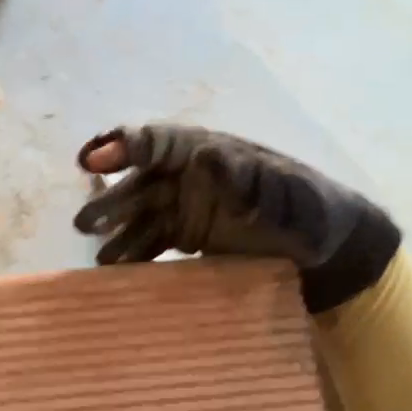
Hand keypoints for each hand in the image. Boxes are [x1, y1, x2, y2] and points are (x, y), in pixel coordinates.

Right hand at [73, 125, 399, 311]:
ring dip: (113, 228)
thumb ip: (253, 178)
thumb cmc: (313, 212)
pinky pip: (149, 241)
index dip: (123, 147)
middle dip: (110, 198)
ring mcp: (183, 207)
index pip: (158, 142)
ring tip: (93, 248)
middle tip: (84, 223)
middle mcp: (188, 176)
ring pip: (138, 213)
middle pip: (140, 181)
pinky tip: (112, 268)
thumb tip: (205, 157)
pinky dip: (130, 253)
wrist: (327, 254)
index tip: (92, 160)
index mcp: (209, 151)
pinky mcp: (185, 237)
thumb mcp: (291, 193)